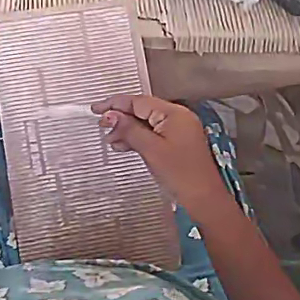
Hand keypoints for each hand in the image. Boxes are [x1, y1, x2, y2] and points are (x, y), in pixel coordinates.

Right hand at [94, 94, 233, 216]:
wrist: (203, 198)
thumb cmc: (180, 174)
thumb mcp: (150, 149)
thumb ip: (129, 129)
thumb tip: (110, 115)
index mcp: (174, 113)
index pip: (139, 101)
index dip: (115, 104)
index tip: (96, 109)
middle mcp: (177, 117)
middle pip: (142, 110)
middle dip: (120, 117)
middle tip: (101, 125)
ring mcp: (178, 130)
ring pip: (145, 123)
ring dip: (127, 130)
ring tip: (110, 140)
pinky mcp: (176, 142)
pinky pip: (152, 134)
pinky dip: (137, 138)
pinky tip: (123, 146)